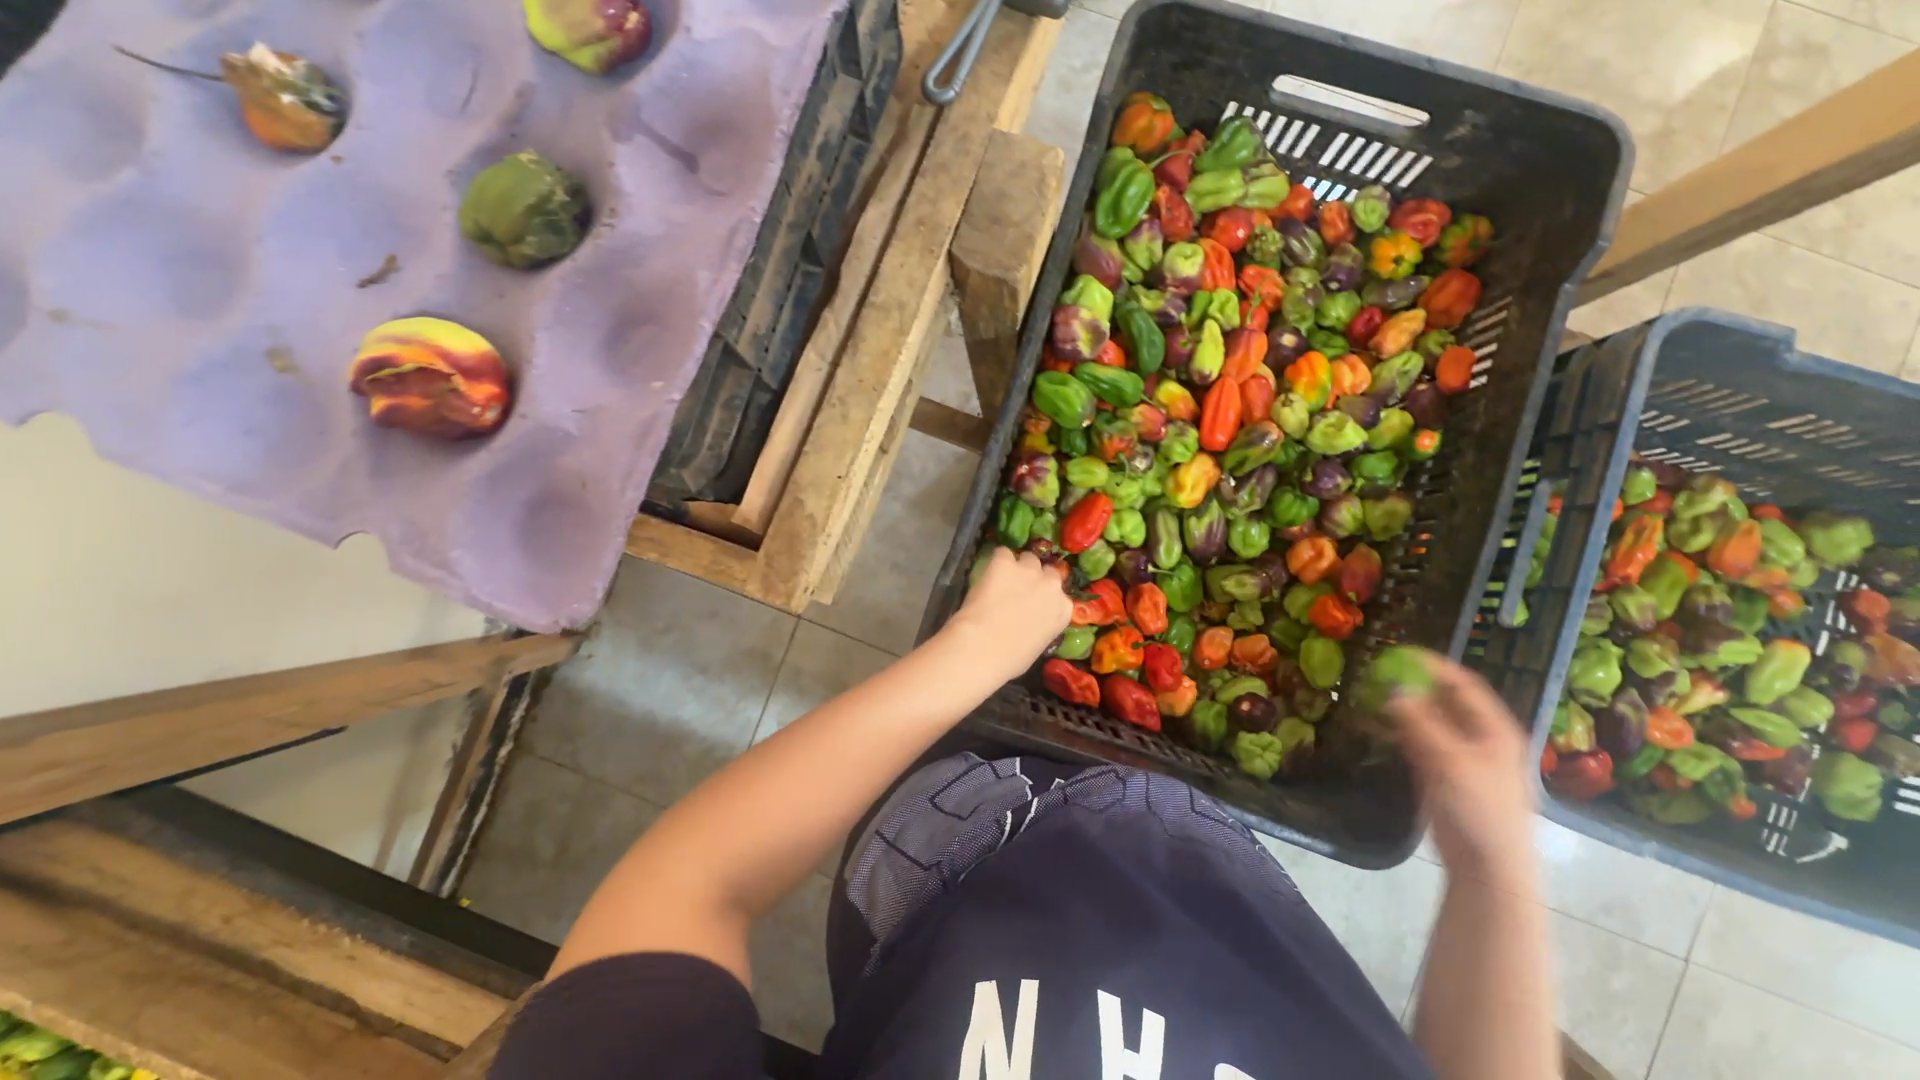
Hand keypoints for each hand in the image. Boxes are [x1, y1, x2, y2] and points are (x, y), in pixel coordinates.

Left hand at [945, 547, 1072, 683]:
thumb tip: (1031, 623)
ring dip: (1016, 567)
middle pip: (1047, 571)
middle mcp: (1051, 585)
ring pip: (1027, 558)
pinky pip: (1002, 553)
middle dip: (1035, 578)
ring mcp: (1028, 570)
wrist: (984, 647)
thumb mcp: (1039, 645)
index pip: (1060, 594)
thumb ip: (1042, 626)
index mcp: (1063, 609)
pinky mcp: (1004, 562)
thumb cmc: (1011, 658)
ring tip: (1000, 581)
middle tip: (1018, 590)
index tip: (1034, 604)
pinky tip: (987, 575)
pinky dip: (995, 562)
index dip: (1045, 597)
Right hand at [1388, 652, 1536, 890]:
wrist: (1486, 866)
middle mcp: (1479, 738)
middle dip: (1412, 685)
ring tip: (1369, 693)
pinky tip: (1372, 724)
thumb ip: (1420, 723)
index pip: (1463, 686)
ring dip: (1400, 707)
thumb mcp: (1450, 762)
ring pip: (1427, 722)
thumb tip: (1394, 688)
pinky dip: (1396, 731)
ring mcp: (1459, 757)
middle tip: (1378, 671)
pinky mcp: (1441, 775)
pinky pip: (1416, 743)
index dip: (1434, 666)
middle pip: (1443, 701)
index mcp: (1494, 730)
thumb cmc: (1479, 810)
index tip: (1400, 652)